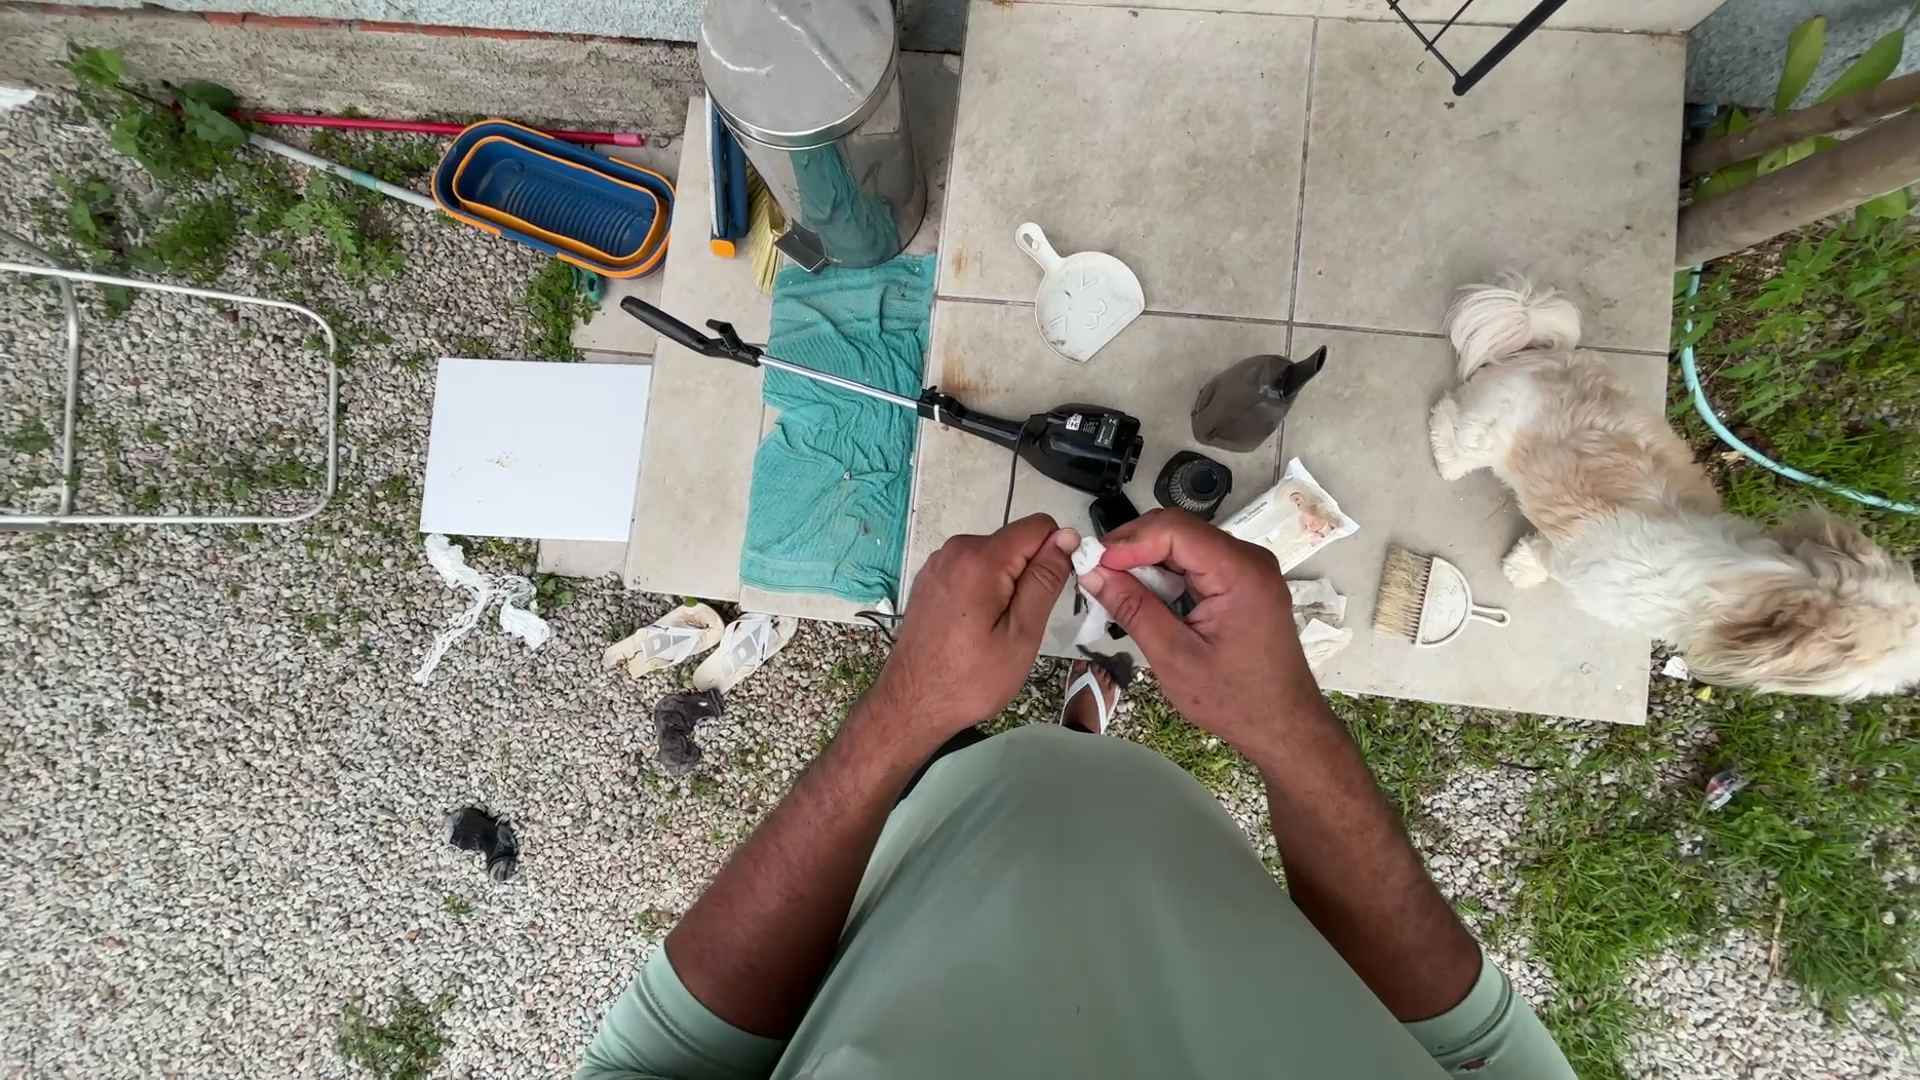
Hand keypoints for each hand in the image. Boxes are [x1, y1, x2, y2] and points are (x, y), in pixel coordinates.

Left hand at [866, 514, 1076, 744]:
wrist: (912, 704)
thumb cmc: (971, 678)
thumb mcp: (1021, 633)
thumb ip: (1044, 579)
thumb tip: (1067, 536)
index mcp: (980, 558)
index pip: (1038, 526)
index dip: (1056, 553)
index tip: (1052, 593)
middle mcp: (956, 550)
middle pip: (1015, 542)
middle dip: (1029, 574)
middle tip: (1020, 624)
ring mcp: (939, 563)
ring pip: (995, 558)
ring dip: (1006, 585)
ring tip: (996, 630)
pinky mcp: (930, 579)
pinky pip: (972, 570)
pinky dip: (984, 591)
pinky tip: (975, 627)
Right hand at [1079, 508, 1320, 752]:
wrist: (1283, 724)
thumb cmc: (1236, 700)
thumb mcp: (1174, 657)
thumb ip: (1133, 609)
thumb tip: (1093, 574)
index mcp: (1241, 574)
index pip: (1175, 530)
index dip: (1129, 542)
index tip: (1094, 564)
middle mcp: (1248, 560)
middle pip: (1178, 530)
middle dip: (1131, 547)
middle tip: (1095, 572)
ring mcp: (1246, 568)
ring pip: (1181, 543)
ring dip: (1143, 559)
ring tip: (1110, 584)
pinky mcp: (1239, 581)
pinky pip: (1193, 561)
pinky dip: (1161, 572)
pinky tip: (1139, 592)